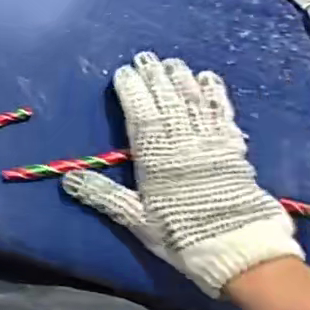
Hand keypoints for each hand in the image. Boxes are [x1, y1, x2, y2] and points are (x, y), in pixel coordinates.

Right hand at [61, 52, 302, 296]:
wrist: (242, 252)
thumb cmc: (182, 234)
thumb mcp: (135, 218)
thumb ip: (103, 194)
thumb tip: (67, 178)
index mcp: (156, 158)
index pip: (141, 115)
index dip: (132, 91)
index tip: (123, 72)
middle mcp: (184, 145)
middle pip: (168, 103)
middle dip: (155, 78)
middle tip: (146, 57)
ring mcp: (212, 146)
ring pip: (195, 104)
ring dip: (183, 81)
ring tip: (174, 62)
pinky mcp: (234, 153)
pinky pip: (223, 116)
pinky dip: (216, 96)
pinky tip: (210, 81)